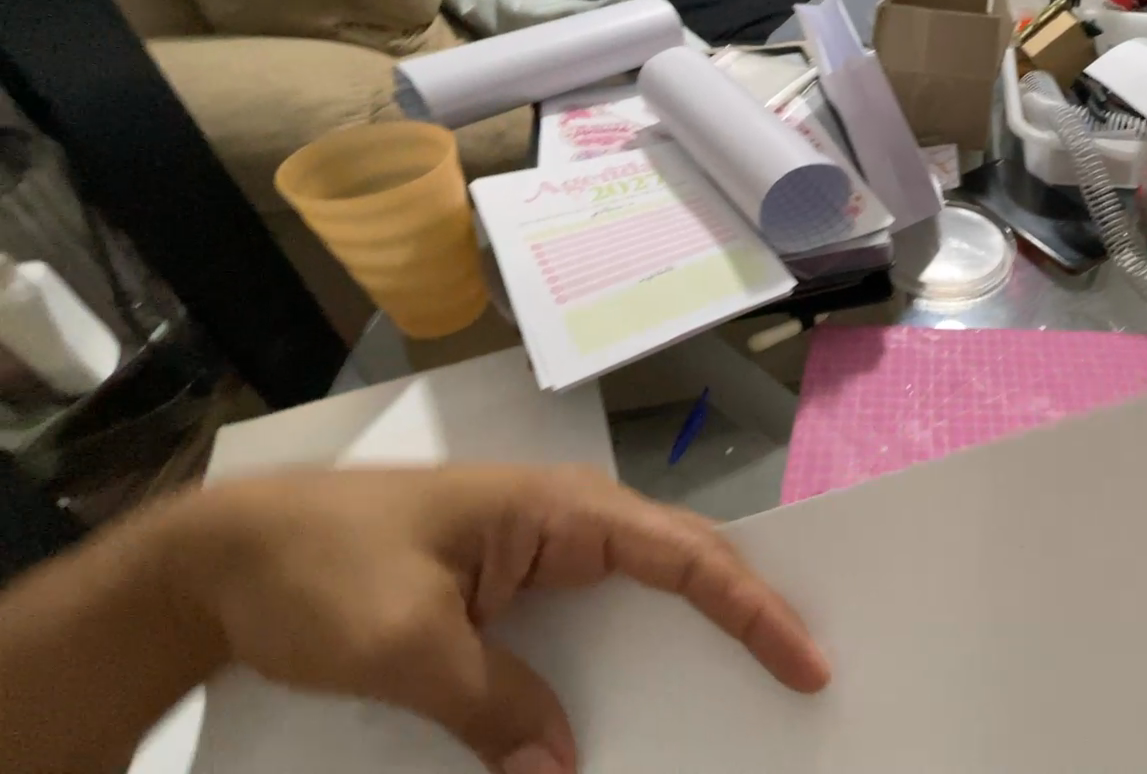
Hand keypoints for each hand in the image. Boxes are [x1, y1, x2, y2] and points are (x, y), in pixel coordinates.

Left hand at [154, 466, 830, 773]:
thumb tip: (563, 773)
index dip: (754, 607)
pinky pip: (612, 604)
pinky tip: (656, 682)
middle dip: (751, 608)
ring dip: (707, 624)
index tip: (805, 660)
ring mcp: (555, 542)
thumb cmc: (322, 572)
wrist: (231, 554)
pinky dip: (649, 639)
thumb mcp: (401, 645)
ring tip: (753, 676)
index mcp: (566, 510)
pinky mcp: (531, 572)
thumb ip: (489, 704)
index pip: (686, 555)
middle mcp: (578, 515)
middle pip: (690, 557)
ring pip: (658, 579)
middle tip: (804, 667)